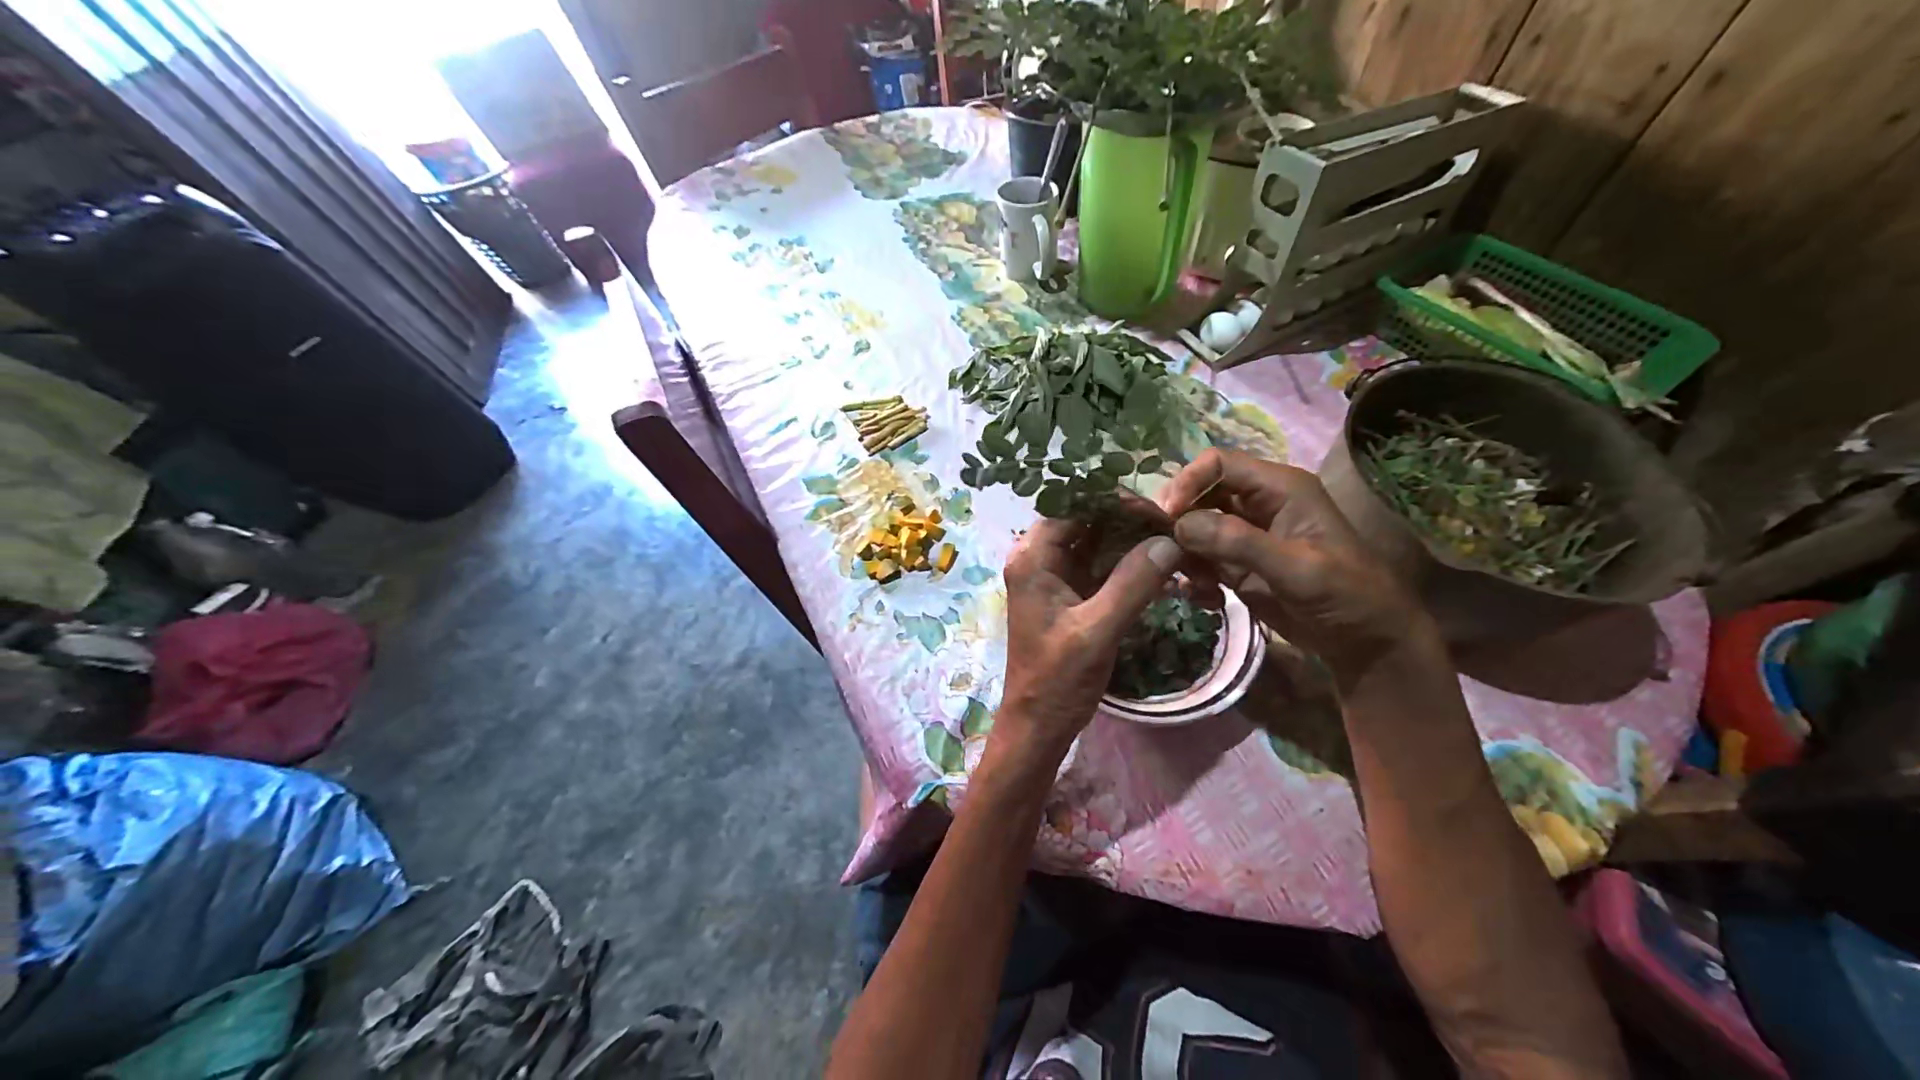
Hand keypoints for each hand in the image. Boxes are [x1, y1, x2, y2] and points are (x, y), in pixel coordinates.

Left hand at [994, 516, 1181, 766]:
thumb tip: (1168, 541)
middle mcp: (1040, 560)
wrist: (1040, 725)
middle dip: (1129, 521)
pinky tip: (1162, 568)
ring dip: (1132, 542)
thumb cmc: (1058, 679)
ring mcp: (1055, 578)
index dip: (1116, 503)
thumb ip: (1132, 584)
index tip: (1159, 512)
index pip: (1074, 506)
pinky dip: (1128, 566)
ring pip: (1096, 543)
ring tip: (1175, 544)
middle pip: (1087, 521)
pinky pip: (1101, 568)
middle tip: (1174, 528)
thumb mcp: (1097, 630)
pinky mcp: (1071, 597)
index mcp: (1033, 558)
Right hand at [1158, 448, 1428, 679]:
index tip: (1165, 515)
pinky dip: (1193, 577)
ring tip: (1191, 585)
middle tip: (1164, 555)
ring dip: (1183, 554)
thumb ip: (1238, 543)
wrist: (1366, 642)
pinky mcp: (1236, 566)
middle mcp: (1258, 504)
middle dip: (1178, 522)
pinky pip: (1199, 560)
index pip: (1219, 464)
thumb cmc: (1346, 594)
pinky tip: (1204, 599)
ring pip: (1194, 529)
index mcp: (1279, 488)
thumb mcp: (1296, 568)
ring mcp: (1245, 537)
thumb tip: (1180, 524)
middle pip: (1200, 495)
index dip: (1187, 482)